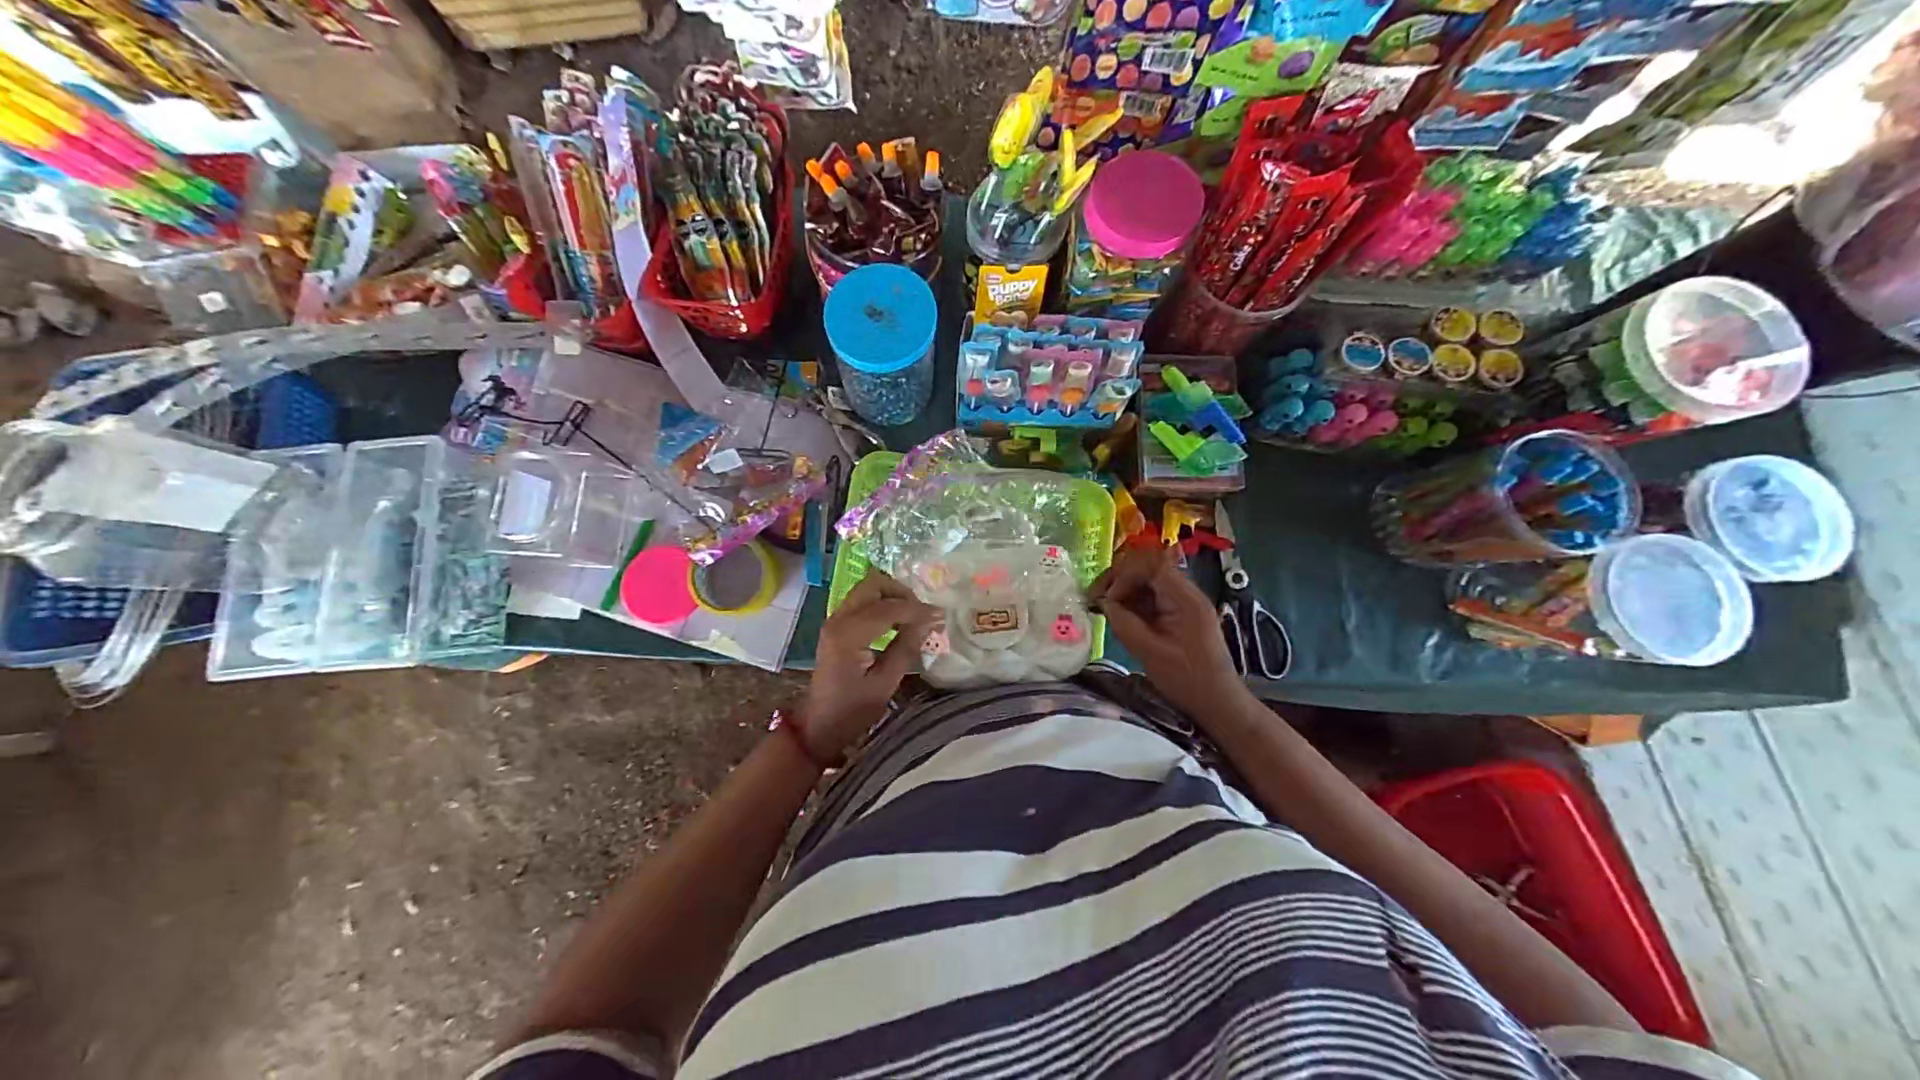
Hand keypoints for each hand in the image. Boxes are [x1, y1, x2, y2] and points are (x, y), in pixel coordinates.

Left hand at [801, 571, 938, 760]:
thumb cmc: (852, 711)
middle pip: (874, 584)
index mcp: (849, 634)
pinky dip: (882, 604)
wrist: (818, 726)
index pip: (889, 608)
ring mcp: (835, 620)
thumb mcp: (885, 683)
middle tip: (922, 613)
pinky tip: (898, 624)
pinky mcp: (837, 626)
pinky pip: (863, 602)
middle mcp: (839, 619)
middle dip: (902, 593)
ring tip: (914, 619)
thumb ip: (906, 647)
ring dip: (892, 597)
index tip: (941, 616)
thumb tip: (931, 620)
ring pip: (868, 589)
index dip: (917, 610)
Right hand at [1089, 545, 1242, 716]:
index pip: (1152, 566)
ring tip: (1105, 608)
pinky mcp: (1181, 614)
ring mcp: (1185, 603)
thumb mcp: (1149, 653)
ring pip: (1149, 582)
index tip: (1106, 599)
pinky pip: (1154, 598)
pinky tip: (1120, 616)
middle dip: (1120, 580)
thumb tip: (1104, 603)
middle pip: (1149, 569)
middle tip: (1096, 598)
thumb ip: (1124, 623)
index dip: (1124, 575)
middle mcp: (1187, 594)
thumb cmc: (1187, 680)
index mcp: (1185, 599)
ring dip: (1125, 591)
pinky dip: (1134, 603)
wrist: (1219, 703)